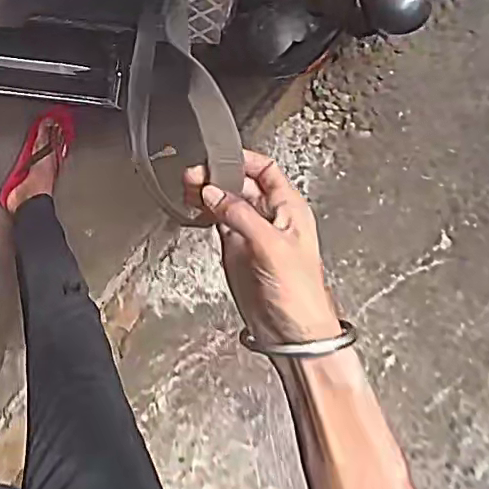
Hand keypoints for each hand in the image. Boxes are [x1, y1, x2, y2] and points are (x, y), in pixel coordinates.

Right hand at [185, 150, 342, 345]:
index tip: (219, 155)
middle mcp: (270, 216)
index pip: (266, 170)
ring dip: (208, 191)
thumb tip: (213, 193)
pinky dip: (205, 210)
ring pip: (226, 200)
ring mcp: (251, 232)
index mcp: (289, 208)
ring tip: (188, 185)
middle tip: (195, 173)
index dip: (243, 159)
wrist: (294, 333)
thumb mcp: (273, 246)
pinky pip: (218, 220)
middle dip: (218, 175)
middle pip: (241, 183)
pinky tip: (194, 205)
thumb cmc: (300, 293)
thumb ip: (241, 216)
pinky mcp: (237, 249)